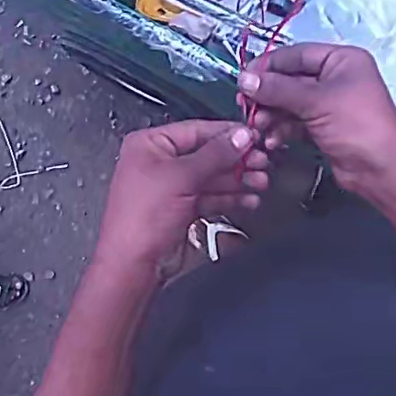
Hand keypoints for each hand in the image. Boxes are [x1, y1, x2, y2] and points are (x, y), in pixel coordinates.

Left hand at [94, 120, 268, 271]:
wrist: (135, 265)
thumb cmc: (141, 219)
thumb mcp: (182, 177)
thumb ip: (215, 155)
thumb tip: (240, 136)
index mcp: (149, 145)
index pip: (196, 130)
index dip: (226, 134)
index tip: (253, 137)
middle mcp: (159, 162)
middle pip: (207, 154)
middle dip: (236, 160)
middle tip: (261, 162)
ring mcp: (171, 187)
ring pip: (212, 177)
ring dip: (238, 180)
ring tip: (260, 182)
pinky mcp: (181, 209)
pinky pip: (210, 197)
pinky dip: (230, 198)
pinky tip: (248, 199)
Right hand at [238, 44, 395, 195]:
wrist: (381, 170)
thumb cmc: (357, 125)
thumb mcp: (316, 101)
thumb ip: (278, 89)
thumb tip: (245, 79)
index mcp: (342, 60)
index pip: (297, 55)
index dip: (269, 65)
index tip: (244, 77)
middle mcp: (336, 78)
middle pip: (291, 79)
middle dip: (268, 94)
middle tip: (245, 105)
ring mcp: (329, 104)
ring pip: (290, 103)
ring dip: (271, 114)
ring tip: (257, 126)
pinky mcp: (323, 128)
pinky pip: (295, 122)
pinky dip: (281, 129)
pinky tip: (271, 139)